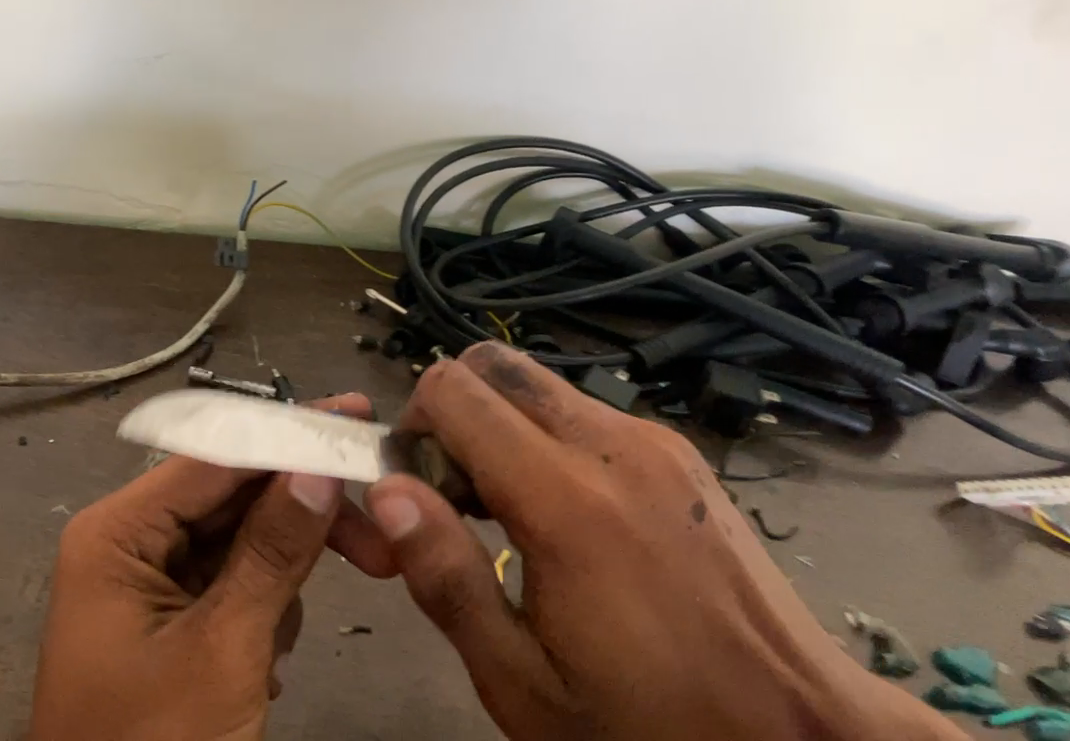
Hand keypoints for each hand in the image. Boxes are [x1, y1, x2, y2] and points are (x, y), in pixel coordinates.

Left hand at [28, 394, 390, 740]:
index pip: (212, 457)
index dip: (284, 431)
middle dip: (301, 517)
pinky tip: (266, 662)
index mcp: (117, 532)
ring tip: (282, 643)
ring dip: (283, 578)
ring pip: (238, 542)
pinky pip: (233, 584)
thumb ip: (272, 553)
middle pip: (229, 496)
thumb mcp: (223, 650)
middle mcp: (129, 540)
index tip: (352, 413)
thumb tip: (318, 468)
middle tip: (380, 537)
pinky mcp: (171, 618)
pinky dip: (264, 611)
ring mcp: (149, 580)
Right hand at [364, 343, 968, 740]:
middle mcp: (611, 445)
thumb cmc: (650, 724)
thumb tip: (387, 493)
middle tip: (455, 492)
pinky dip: (546, 438)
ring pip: (537, 385)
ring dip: (499, 426)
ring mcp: (655, 442)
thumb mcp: (522, 681)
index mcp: (565, 498)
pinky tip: (565, 516)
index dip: (413, 426)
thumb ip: (444, 577)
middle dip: (453, 411)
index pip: (451, 390)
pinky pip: (583, 413)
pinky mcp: (681, 454)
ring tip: (508, 511)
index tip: (417, 489)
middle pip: (492, 364)